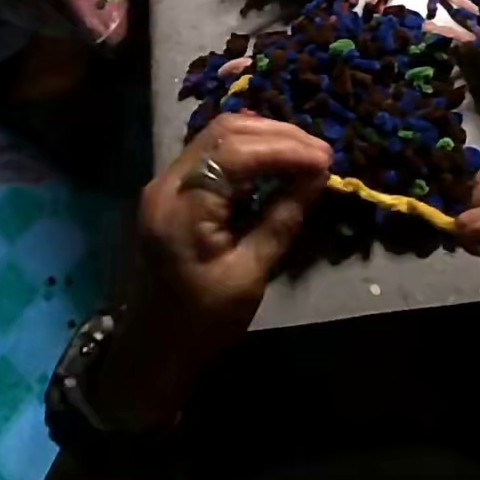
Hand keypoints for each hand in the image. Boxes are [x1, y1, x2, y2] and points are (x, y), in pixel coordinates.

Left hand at [93, 114, 330, 428]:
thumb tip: (318, 177)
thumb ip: (282, 219)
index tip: (325, 158)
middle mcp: (167, 182)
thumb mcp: (250, 274)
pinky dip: (249, 149)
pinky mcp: (174, 189)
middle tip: (322, 153)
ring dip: (265, 137)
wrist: (154, 347)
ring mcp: (167, 182)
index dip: (283, 147)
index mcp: (182, 206)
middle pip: (224, 132)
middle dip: (277, 135)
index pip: (234, 152)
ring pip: (218, 135)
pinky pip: (213, 152)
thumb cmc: (202, 321)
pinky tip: (277, 161)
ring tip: (307, 154)